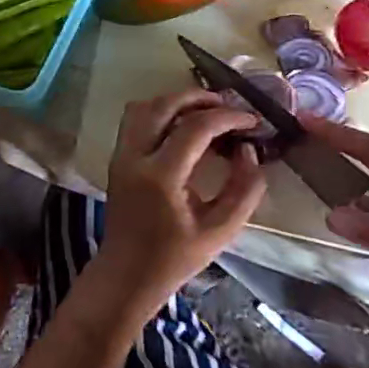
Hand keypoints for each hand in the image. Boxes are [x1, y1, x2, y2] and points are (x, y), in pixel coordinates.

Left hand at [98, 91, 265, 296]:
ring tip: (208, 114)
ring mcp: (119, 156)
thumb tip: (249, 150)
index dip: (228, 117)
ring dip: (174, 103)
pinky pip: (134, 123)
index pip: (194, 127)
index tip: (253, 120)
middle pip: (160, 105)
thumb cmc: (176, 255)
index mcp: (159, 176)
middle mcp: (132, 157)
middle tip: (229, 105)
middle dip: (197, 97)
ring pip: (140, 109)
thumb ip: (244, 187)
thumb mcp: (223, 228)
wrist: (128, 270)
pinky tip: (187, 131)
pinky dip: (160, 115)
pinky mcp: (115, 159)